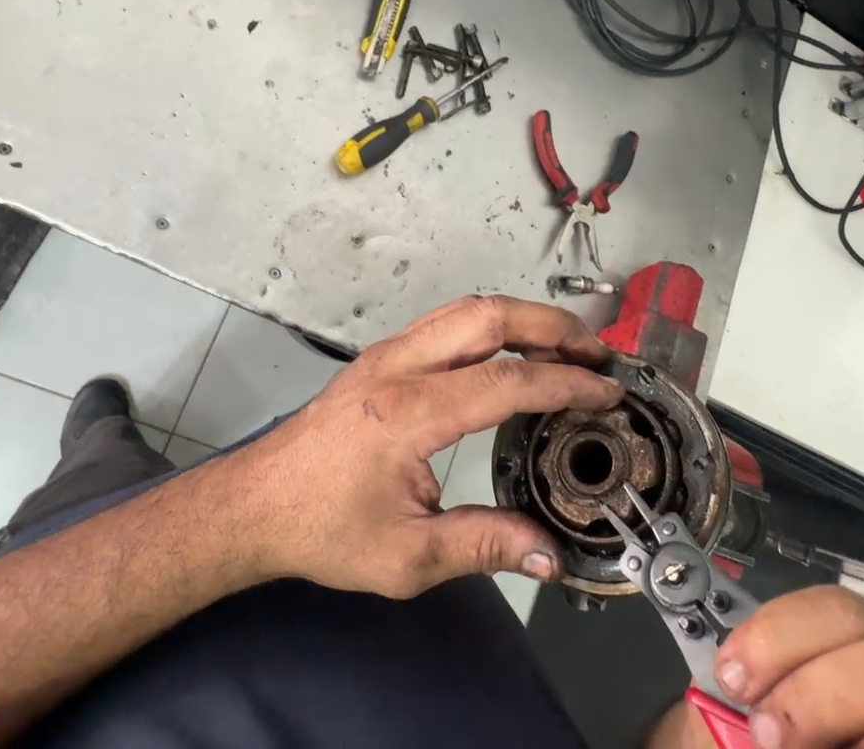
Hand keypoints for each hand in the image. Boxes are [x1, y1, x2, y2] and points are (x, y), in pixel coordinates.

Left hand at [229, 295, 620, 598]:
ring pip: (467, 309)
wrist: (257, 503)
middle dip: (553, 326)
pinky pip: (446, 321)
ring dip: (523, 318)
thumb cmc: (323, 529)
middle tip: (596, 353)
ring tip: (566, 345)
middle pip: (489, 316)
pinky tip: (512, 349)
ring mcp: (386, 354)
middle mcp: (399, 367)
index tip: (606, 393)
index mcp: (408, 413)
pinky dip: (492, 325)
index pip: (506, 381)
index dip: (566, 383)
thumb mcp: (407, 555)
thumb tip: (550, 556)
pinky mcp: (381, 357)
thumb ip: (484, 546)